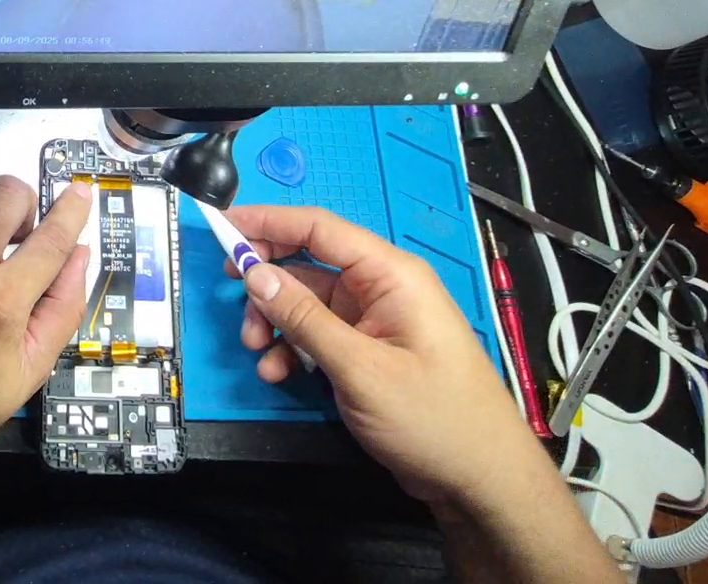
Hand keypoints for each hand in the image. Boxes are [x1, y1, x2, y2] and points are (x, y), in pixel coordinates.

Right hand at [227, 205, 546, 510]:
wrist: (482, 486)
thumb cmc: (434, 418)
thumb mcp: (360, 368)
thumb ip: (303, 318)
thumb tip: (254, 273)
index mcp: (390, 275)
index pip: (319, 227)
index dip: (268, 221)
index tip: (224, 225)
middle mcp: (379, 288)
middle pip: (307, 261)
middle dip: (266, 278)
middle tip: (231, 287)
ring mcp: (371, 319)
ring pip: (304, 300)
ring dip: (273, 320)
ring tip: (254, 348)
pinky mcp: (364, 348)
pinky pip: (314, 332)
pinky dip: (290, 347)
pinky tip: (277, 371)